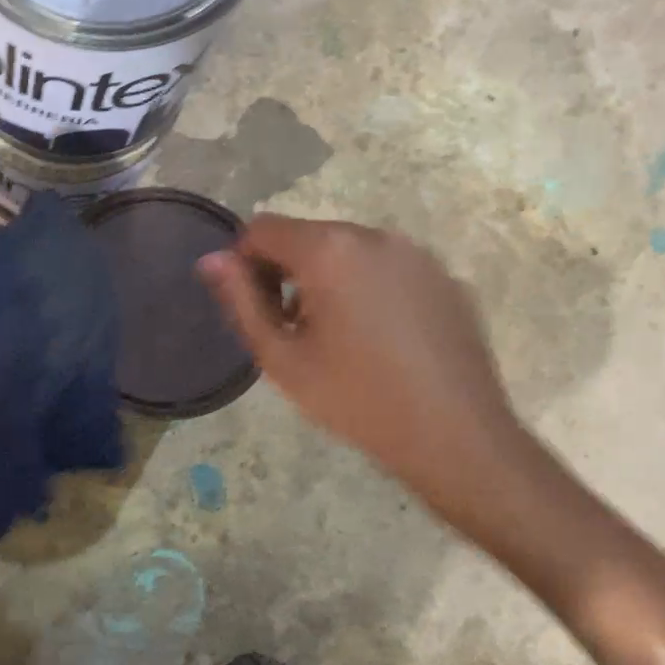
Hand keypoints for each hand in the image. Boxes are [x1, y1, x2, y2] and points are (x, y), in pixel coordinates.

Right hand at [198, 214, 531, 517]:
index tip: (253, 309)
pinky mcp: (444, 277)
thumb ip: (240, 300)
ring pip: (347, 251)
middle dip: (287, 272)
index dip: (244, 263)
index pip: (263, 228)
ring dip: (326, 280)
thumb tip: (210, 260)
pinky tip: (377, 340)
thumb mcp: (280, 356)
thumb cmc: (354, 398)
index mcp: (329, 251)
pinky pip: (386, 268)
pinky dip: (367, 288)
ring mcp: (417, 255)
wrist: (455, 435)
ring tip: (334, 338)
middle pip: (307, 236)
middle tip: (290, 330)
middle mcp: (375, 236)